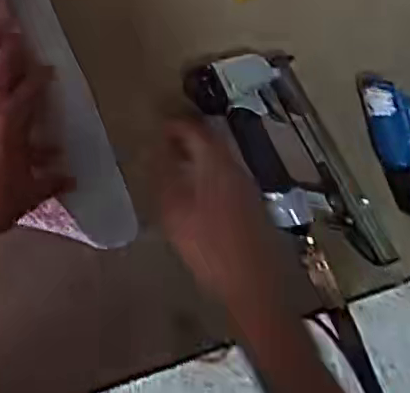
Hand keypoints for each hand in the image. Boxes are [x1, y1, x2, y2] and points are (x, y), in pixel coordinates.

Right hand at [158, 115, 292, 302]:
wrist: (254, 284)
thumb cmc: (209, 245)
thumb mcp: (174, 210)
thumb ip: (163, 175)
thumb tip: (155, 151)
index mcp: (215, 161)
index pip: (193, 128)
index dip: (174, 125)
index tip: (157, 128)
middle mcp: (234, 165)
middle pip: (209, 139)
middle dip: (187, 138)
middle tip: (166, 144)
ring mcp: (247, 184)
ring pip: (220, 157)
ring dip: (199, 155)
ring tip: (178, 166)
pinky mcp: (253, 203)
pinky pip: (227, 173)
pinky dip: (210, 171)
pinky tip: (198, 191)